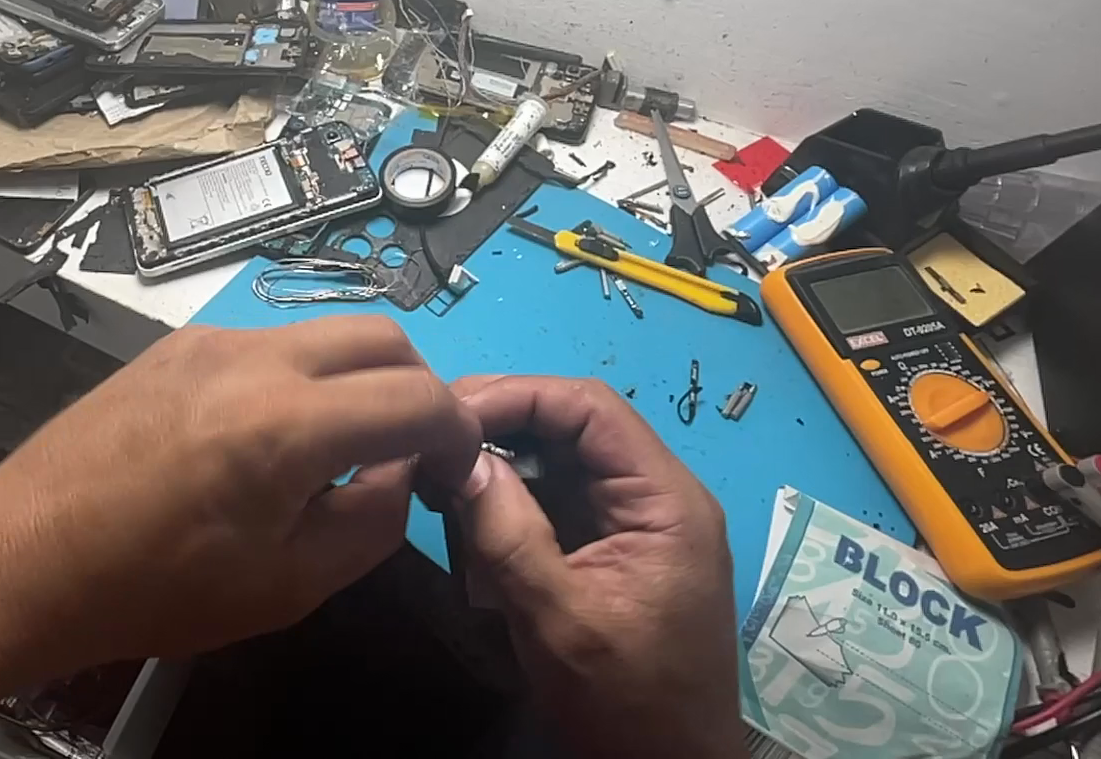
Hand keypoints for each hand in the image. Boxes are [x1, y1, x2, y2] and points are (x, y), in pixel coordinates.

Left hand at [0, 316, 481, 675]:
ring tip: (333, 443)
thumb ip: (374, 518)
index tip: (453, 461)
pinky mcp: (182, 339)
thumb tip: (404, 466)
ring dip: (356, 377)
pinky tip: (267, 431)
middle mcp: (256, 356)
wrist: (25, 554)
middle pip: (382, 334)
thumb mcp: (289, 584)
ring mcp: (214, 336)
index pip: (417, 396)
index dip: (455, 429)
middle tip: (408, 443)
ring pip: (326, 331)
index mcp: (287, 422)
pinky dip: (301, 376)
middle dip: (417, 383)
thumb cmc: (156, 589)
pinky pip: (271, 342)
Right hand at [452, 375, 744, 758]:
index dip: (518, 395)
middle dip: (500, 418)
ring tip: (440, 465)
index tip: (453, 412)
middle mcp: (652, 489)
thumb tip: (461, 456)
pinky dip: (504, 486)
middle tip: (435, 432)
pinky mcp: (603, 532)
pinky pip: (550, 486)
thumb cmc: (626, 705)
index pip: (590, 408)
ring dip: (497, 450)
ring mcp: (627, 510)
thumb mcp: (560, 621)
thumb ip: (508, 533)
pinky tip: (462, 499)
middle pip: (571, 419)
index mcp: (665, 499)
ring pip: (555, 449)